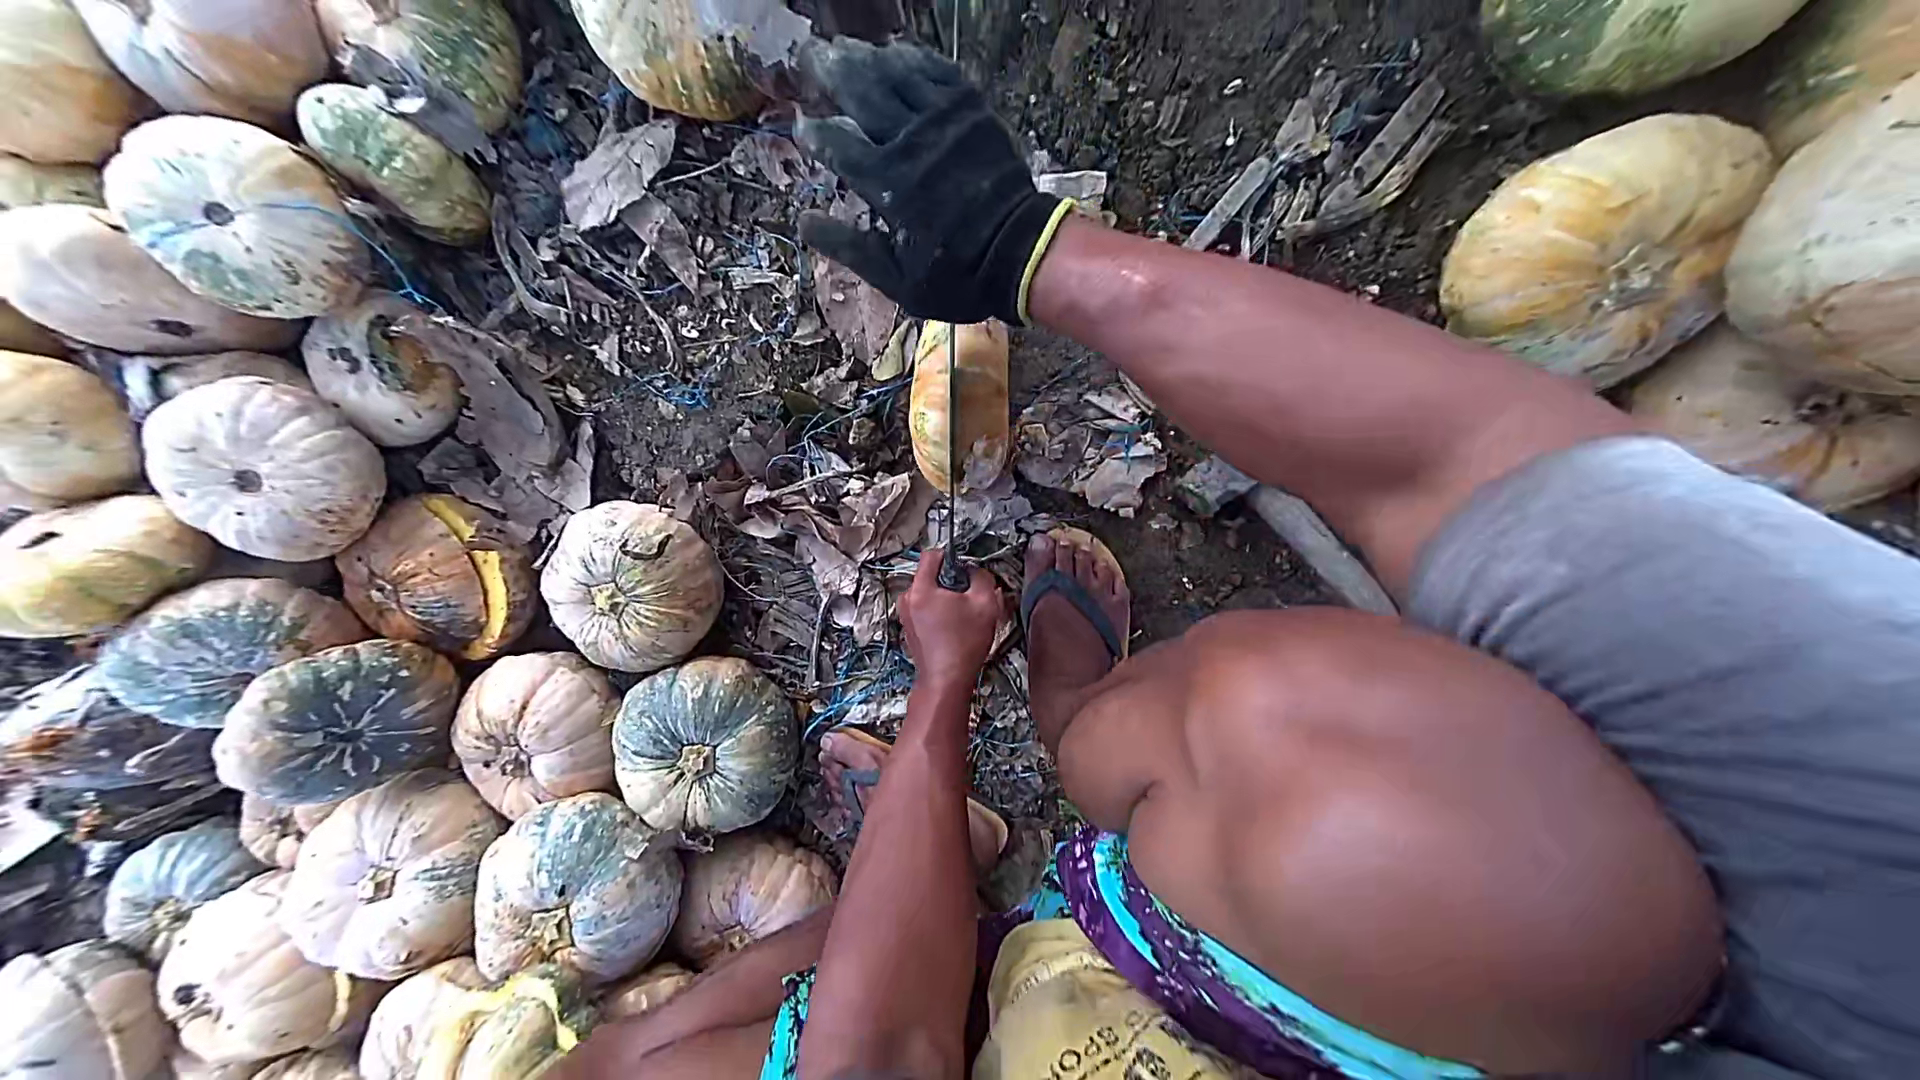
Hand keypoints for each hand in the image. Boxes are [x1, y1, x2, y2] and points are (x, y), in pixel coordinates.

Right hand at [794, 38, 1068, 325]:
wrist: (1021, 256)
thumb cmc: (957, 276)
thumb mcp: (898, 279)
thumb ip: (850, 248)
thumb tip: (803, 222)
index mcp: (888, 185)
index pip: (837, 144)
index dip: (815, 133)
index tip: (802, 127)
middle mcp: (911, 143)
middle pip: (860, 90)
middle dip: (829, 72)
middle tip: (809, 58)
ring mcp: (944, 121)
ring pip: (895, 72)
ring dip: (866, 58)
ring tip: (844, 49)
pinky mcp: (973, 111)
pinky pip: (937, 71)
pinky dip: (913, 59)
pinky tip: (896, 52)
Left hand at [898, 549, 1002, 691]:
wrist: (946, 681)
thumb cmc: (963, 645)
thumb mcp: (985, 604)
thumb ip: (982, 578)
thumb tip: (977, 572)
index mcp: (921, 589)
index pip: (932, 555)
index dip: (952, 557)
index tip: (965, 567)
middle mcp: (908, 600)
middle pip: (930, 575)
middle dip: (951, 581)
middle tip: (969, 595)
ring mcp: (906, 616)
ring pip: (929, 593)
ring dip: (946, 597)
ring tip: (964, 614)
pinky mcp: (910, 629)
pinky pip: (925, 609)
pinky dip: (939, 612)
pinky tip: (955, 626)